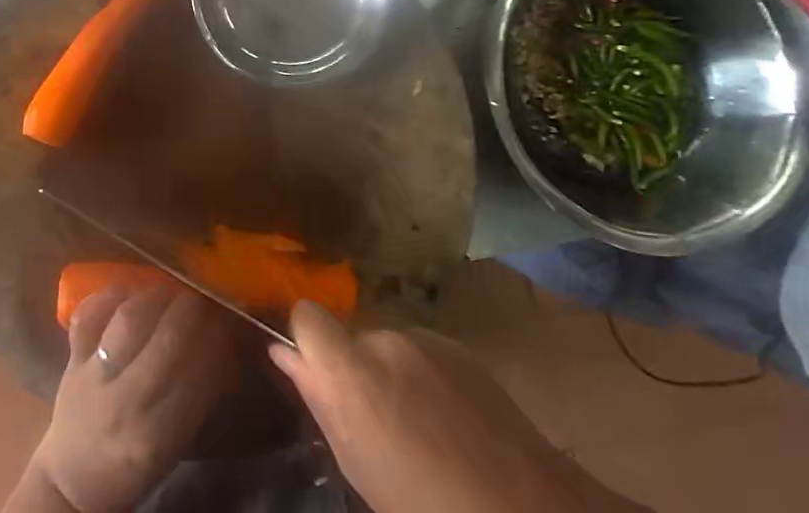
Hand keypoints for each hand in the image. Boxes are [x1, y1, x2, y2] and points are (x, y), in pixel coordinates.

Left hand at [21, 285, 235, 512]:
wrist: (73, 481)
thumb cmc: (135, 464)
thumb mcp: (175, 443)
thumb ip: (198, 396)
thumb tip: (223, 344)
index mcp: (157, 434)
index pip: (197, 376)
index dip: (216, 341)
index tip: (228, 320)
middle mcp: (125, 401)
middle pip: (165, 341)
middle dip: (191, 311)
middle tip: (205, 297)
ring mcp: (93, 375)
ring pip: (128, 321)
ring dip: (156, 296)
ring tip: (171, 287)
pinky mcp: (71, 359)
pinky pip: (87, 316)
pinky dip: (107, 295)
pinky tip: (128, 289)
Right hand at [270, 302, 643, 512]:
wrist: (525, 508)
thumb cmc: (424, 504)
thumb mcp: (356, 463)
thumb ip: (317, 398)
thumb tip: (283, 353)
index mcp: (350, 370)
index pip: (306, 315)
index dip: (306, 339)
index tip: (317, 373)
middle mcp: (384, 338)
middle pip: (351, 336)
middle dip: (355, 367)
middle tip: (378, 421)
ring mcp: (426, 339)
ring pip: (388, 345)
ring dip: (392, 372)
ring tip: (422, 427)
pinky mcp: (460, 347)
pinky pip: (422, 351)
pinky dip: (424, 375)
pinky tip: (450, 421)